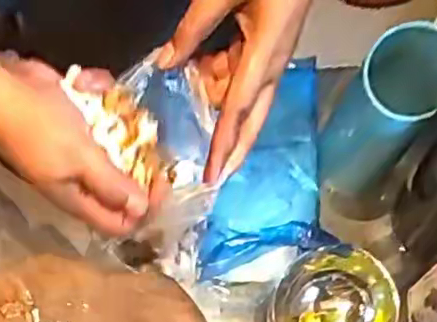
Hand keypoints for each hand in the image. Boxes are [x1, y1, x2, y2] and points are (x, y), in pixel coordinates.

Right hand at [0, 52, 151, 235]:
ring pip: (112, 153)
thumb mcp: (79, 159)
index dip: (143, 211)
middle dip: (139, 169)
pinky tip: (92, 86)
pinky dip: (99, 100)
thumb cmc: (38, 128)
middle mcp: (79, 184)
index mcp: (79, 201)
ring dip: (120, 128)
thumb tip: (142, 210)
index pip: (119, 224)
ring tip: (121, 108)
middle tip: (151, 143)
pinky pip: (96, 120)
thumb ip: (111, 185)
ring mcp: (75, 156)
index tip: (162, 183)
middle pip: (120, 191)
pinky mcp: (72, 128)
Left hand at [156, 0, 313, 182]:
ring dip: (215, 103)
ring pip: (240, 99)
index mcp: (264, 57)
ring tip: (186, 101)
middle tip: (211, 177)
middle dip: (231, 151)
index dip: (222, 148)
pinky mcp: (267, 48)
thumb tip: (165, 62)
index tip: (212, 178)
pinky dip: (219, 79)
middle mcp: (271, 67)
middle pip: (250, 122)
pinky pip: (240, 76)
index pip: (236, 113)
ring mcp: (271, 59)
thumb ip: (193, 28)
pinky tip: (198, 71)